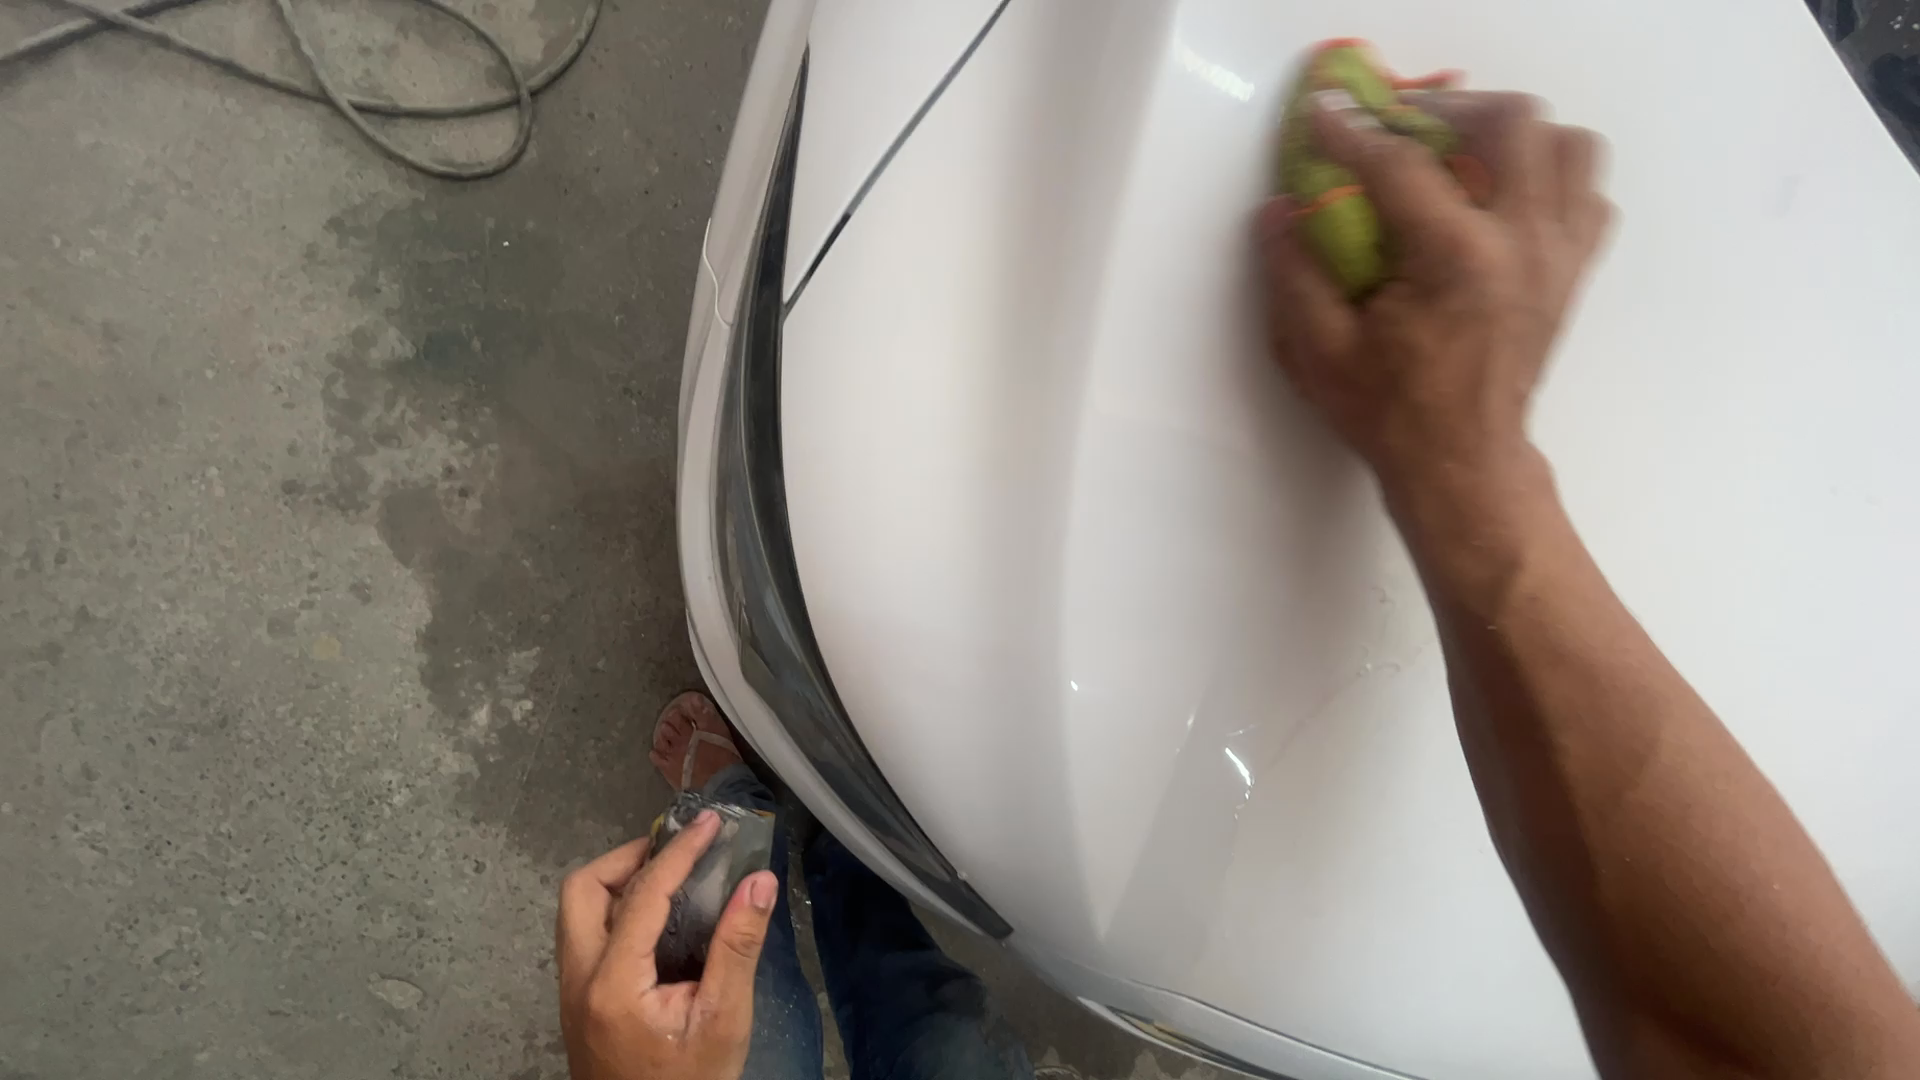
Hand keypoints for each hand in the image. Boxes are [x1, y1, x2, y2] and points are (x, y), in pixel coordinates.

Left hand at [556, 812, 780, 1079]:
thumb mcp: (724, 1020)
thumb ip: (738, 946)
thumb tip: (760, 880)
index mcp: (612, 983)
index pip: (643, 894)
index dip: (680, 850)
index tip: (711, 823)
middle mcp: (579, 981)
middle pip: (582, 891)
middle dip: (629, 857)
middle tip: (679, 851)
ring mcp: (574, 994)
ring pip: (578, 911)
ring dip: (621, 880)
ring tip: (673, 875)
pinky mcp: (581, 1003)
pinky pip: (588, 932)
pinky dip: (619, 906)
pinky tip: (661, 915)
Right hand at [1256, 93, 1611, 498]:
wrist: (1459, 459)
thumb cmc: (1386, 412)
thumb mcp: (1317, 351)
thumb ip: (1294, 274)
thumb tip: (1276, 212)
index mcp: (1454, 259)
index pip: (1401, 165)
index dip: (1352, 134)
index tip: (1322, 115)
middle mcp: (1522, 240)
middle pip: (1510, 123)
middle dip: (1445, 111)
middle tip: (1396, 128)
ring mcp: (1559, 252)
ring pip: (1565, 144)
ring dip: (1509, 133)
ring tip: (1456, 154)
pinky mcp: (1572, 270)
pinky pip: (1583, 188)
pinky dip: (1546, 172)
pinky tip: (1500, 197)